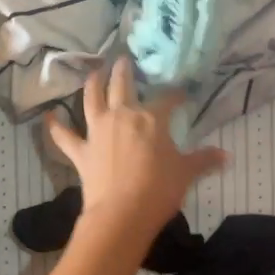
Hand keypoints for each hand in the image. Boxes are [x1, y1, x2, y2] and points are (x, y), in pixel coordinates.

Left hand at [45, 58, 227, 241]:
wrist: (122, 214)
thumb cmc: (159, 190)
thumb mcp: (186, 173)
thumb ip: (204, 160)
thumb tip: (227, 156)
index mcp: (151, 118)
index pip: (167, 99)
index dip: (176, 95)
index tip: (182, 94)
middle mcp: (122, 116)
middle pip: (122, 85)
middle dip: (124, 71)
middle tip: (124, 61)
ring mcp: (97, 131)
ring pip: (91, 99)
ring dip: (91, 83)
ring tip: (93, 72)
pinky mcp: (80, 151)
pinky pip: (63, 136)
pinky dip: (55, 126)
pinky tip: (48, 116)